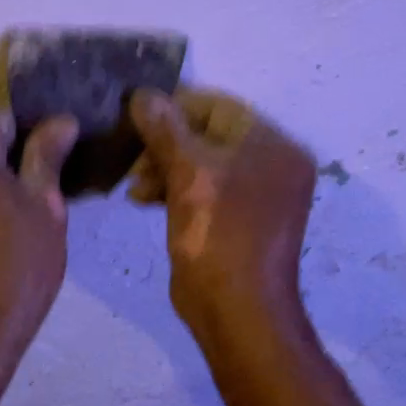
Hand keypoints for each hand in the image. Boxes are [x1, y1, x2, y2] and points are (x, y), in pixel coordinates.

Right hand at [129, 88, 318, 328]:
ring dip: (162, 166)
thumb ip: (163, 128)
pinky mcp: (238, 217)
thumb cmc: (217, 234)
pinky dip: (173, 187)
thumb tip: (142, 94)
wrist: (236, 310)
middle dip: (164, 142)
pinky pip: (202, 186)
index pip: (217, 106)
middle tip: (131, 160)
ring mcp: (257, 193)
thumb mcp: (187, 173)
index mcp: (274, 146)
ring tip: (135, 187)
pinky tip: (142, 199)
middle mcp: (272, 163)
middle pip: (206, 132)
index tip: (133, 120)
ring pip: (199, 160)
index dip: (172, 108)